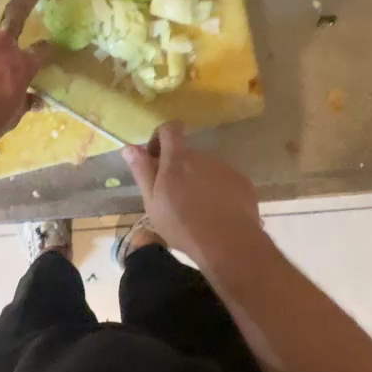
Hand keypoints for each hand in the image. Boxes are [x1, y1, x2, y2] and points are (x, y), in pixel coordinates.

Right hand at [121, 121, 266, 271]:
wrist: (228, 242)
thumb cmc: (182, 225)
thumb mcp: (153, 201)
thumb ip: (142, 171)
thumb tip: (129, 147)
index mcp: (178, 158)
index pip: (170, 128)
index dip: (160, 137)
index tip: (155, 159)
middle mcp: (203, 156)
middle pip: (187, 154)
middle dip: (178, 169)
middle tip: (173, 198)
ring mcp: (225, 168)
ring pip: (205, 169)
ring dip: (197, 182)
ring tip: (196, 210)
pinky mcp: (242, 182)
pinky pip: (223, 180)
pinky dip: (216, 191)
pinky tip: (215, 214)